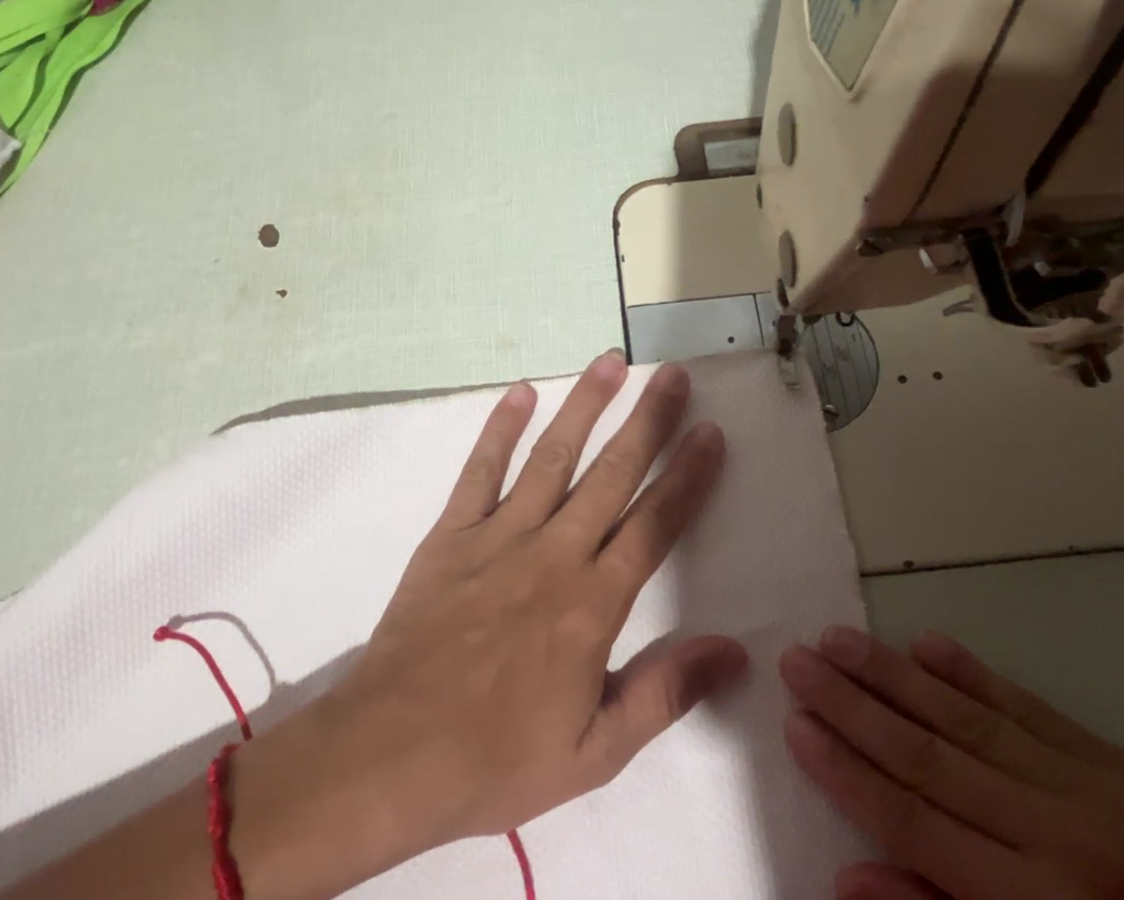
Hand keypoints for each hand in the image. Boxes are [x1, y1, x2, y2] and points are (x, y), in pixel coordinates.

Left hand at [303, 351, 747, 863]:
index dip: (687, 477)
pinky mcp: (449, 538)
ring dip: (583, 407)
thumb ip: (666, 694)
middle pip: (611, 476)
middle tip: (673, 375)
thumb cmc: (497, 760)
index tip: (710, 432)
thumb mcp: (596, 751)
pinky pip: (478, 473)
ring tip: (610, 362)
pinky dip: (498, 430)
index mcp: (593, 605)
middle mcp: (552, 556)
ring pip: (552, 459)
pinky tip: (519, 393)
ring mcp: (497, 539)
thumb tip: (735, 650)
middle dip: (647, 421)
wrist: (388, 758)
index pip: (654, 526)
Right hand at [780, 627, 1123, 899]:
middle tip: (799, 660)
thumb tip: (847, 873)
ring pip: (971, 719)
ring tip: (840, 639)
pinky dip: (974, 675)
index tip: (794, 724)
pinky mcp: (1123, 764)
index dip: (845, 770)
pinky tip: (927, 643)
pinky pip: (1033, 709)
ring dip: (897, 675)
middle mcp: (1060, 836)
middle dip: (854, 705)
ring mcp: (1096, 790)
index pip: (911, 820)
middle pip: (930, 757)